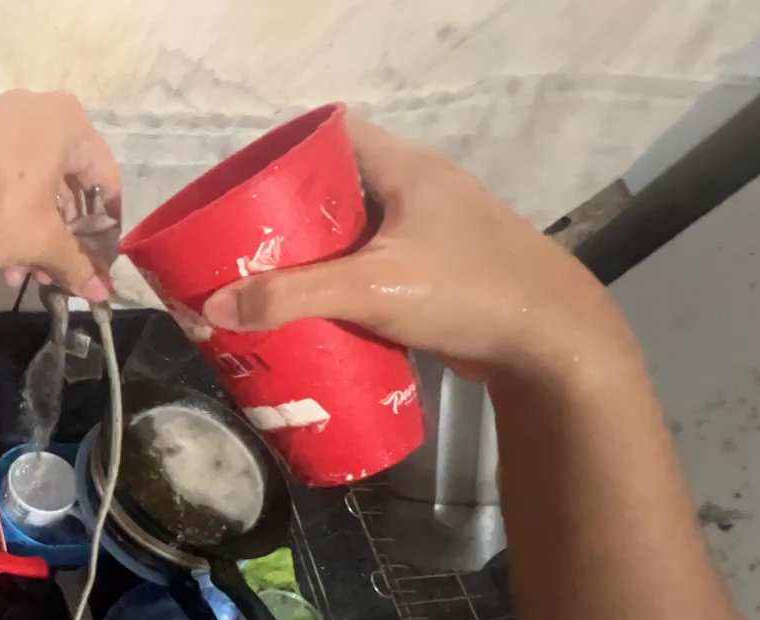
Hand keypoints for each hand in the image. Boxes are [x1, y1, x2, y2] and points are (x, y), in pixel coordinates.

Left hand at [0, 90, 120, 302]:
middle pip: (70, 183)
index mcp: (69, 122)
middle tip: (62, 272)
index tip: (103, 260)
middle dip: (67, 236)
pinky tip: (9, 262)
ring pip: (39, 187)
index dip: (107, 226)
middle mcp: (40, 110)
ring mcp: (4, 123)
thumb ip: (78, 265)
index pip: (106, 179)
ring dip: (40, 236)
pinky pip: (12, 181)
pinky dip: (17, 218)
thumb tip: (103, 295)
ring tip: (30, 275)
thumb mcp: (44, 242)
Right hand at [199, 117, 635, 383]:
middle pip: (333, 190)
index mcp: (407, 169)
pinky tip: (301, 310)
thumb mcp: (368, 288)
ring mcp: (424, 234)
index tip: (241, 190)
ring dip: (304, 257)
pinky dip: (329, 284)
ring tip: (257, 282)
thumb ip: (289, 297)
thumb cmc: (467, 292)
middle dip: (282, 218)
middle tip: (238, 248)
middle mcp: (415, 192)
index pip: (335, 135)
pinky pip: (362, 268)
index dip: (284, 154)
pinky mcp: (427, 273)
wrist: (548, 345)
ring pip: (346, 234)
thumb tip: (211, 306)